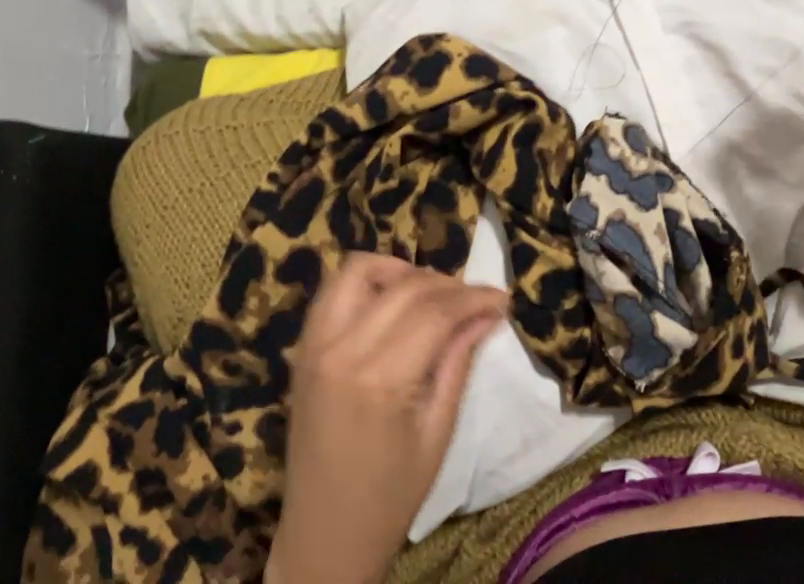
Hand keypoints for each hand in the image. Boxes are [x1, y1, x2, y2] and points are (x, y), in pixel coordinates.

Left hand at [267, 253, 507, 583]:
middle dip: (447, 284)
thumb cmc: (391, 495)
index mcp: (380, 379)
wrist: (325, 534)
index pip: (435, 311)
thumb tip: (487, 314)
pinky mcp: (302, 349)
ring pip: (358, 270)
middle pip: (403, 286)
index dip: (474, 298)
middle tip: (475, 300)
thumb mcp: (438, 432)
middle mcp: (341, 349)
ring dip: (400, 271)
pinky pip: (332, 291)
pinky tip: (393, 302)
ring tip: (432, 294)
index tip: (502, 299)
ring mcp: (314, 345)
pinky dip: (365, 283)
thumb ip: (457, 362)